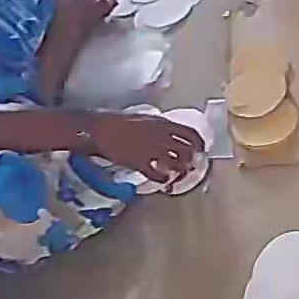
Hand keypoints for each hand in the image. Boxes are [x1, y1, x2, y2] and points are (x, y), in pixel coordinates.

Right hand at [87, 112, 203, 183]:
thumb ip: (160, 127)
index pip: (190, 134)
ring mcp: (151, 150)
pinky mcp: (139, 162)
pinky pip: (158, 174)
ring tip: (179, 173)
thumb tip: (171, 133)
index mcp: (163, 124)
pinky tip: (164, 179)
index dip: (199, 143)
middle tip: (191, 164)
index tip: (202, 149)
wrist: (96, 129)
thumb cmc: (118, 122)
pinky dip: (164, 178)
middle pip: (187, 151)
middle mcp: (161, 137)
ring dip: (180, 171)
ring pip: (176, 164)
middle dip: (191, 159)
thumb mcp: (145, 119)